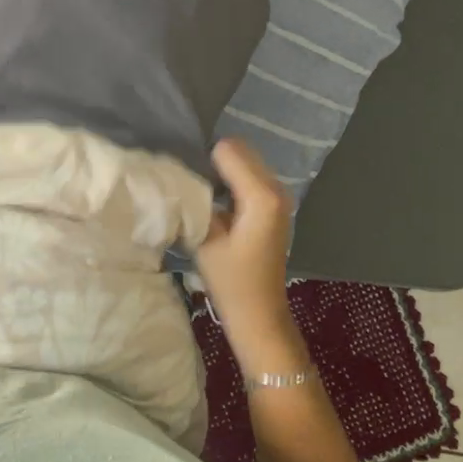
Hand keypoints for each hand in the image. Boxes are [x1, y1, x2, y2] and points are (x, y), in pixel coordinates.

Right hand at [195, 138, 296, 331]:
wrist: (258, 311)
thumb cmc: (230, 279)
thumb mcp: (204, 236)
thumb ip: (196, 199)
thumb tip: (182, 174)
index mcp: (261, 196)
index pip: (228, 151)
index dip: (204, 159)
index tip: (188, 177)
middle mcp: (277, 189)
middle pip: (240, 150)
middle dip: (214, 159)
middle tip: (192, 182)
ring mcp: (280, 196)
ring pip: (247, 160)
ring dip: (224, 168)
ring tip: (202, 190)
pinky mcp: (276, 204)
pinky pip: (251, 175)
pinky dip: (233, 178)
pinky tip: (218, 200)